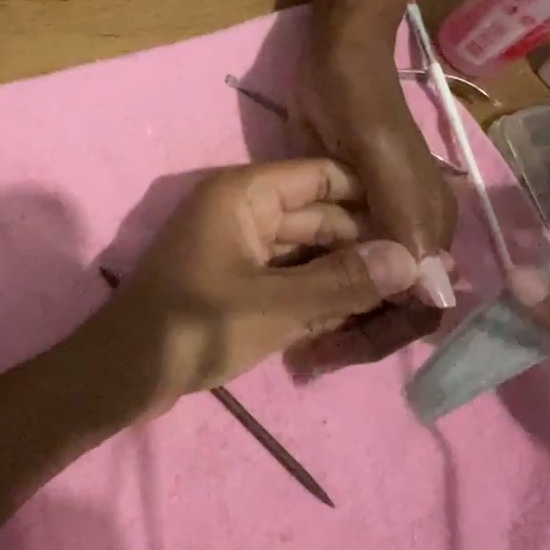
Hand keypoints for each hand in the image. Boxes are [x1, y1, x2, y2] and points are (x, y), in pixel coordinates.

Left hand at [83, 160, 423, 414]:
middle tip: (425, 284)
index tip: (422, 230)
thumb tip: (410, 261)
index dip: (373, 200)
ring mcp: (241, 247)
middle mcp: (246, 210)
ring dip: (348, 278)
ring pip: (310, 253)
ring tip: (405, 307)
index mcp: (245, 193)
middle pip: (321, 219)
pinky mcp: (239, 282)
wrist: (123, 372)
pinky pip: (292, 278)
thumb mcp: (275, 304)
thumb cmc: (193, 325)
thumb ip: (344, 280)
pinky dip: (321, 297)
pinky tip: (362, 322)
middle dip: (368, 249)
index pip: (323, 177)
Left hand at [284, 40, 458, 378]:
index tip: (344, 349)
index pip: (417, 289)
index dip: (385, 322)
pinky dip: (312, 279)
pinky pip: (326, 255)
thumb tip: (430, 301)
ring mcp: (366, 213)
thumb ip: (387, 233)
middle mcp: (399, 222)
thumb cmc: (355, 107)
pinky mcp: (335, 206)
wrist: (332, 56)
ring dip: (329, 305)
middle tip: (313, 356)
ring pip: (349, 276)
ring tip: (297, 340)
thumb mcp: (374, 165)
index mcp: (420, 222)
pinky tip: (287, 300)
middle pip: (379, 289)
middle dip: (352, 323)